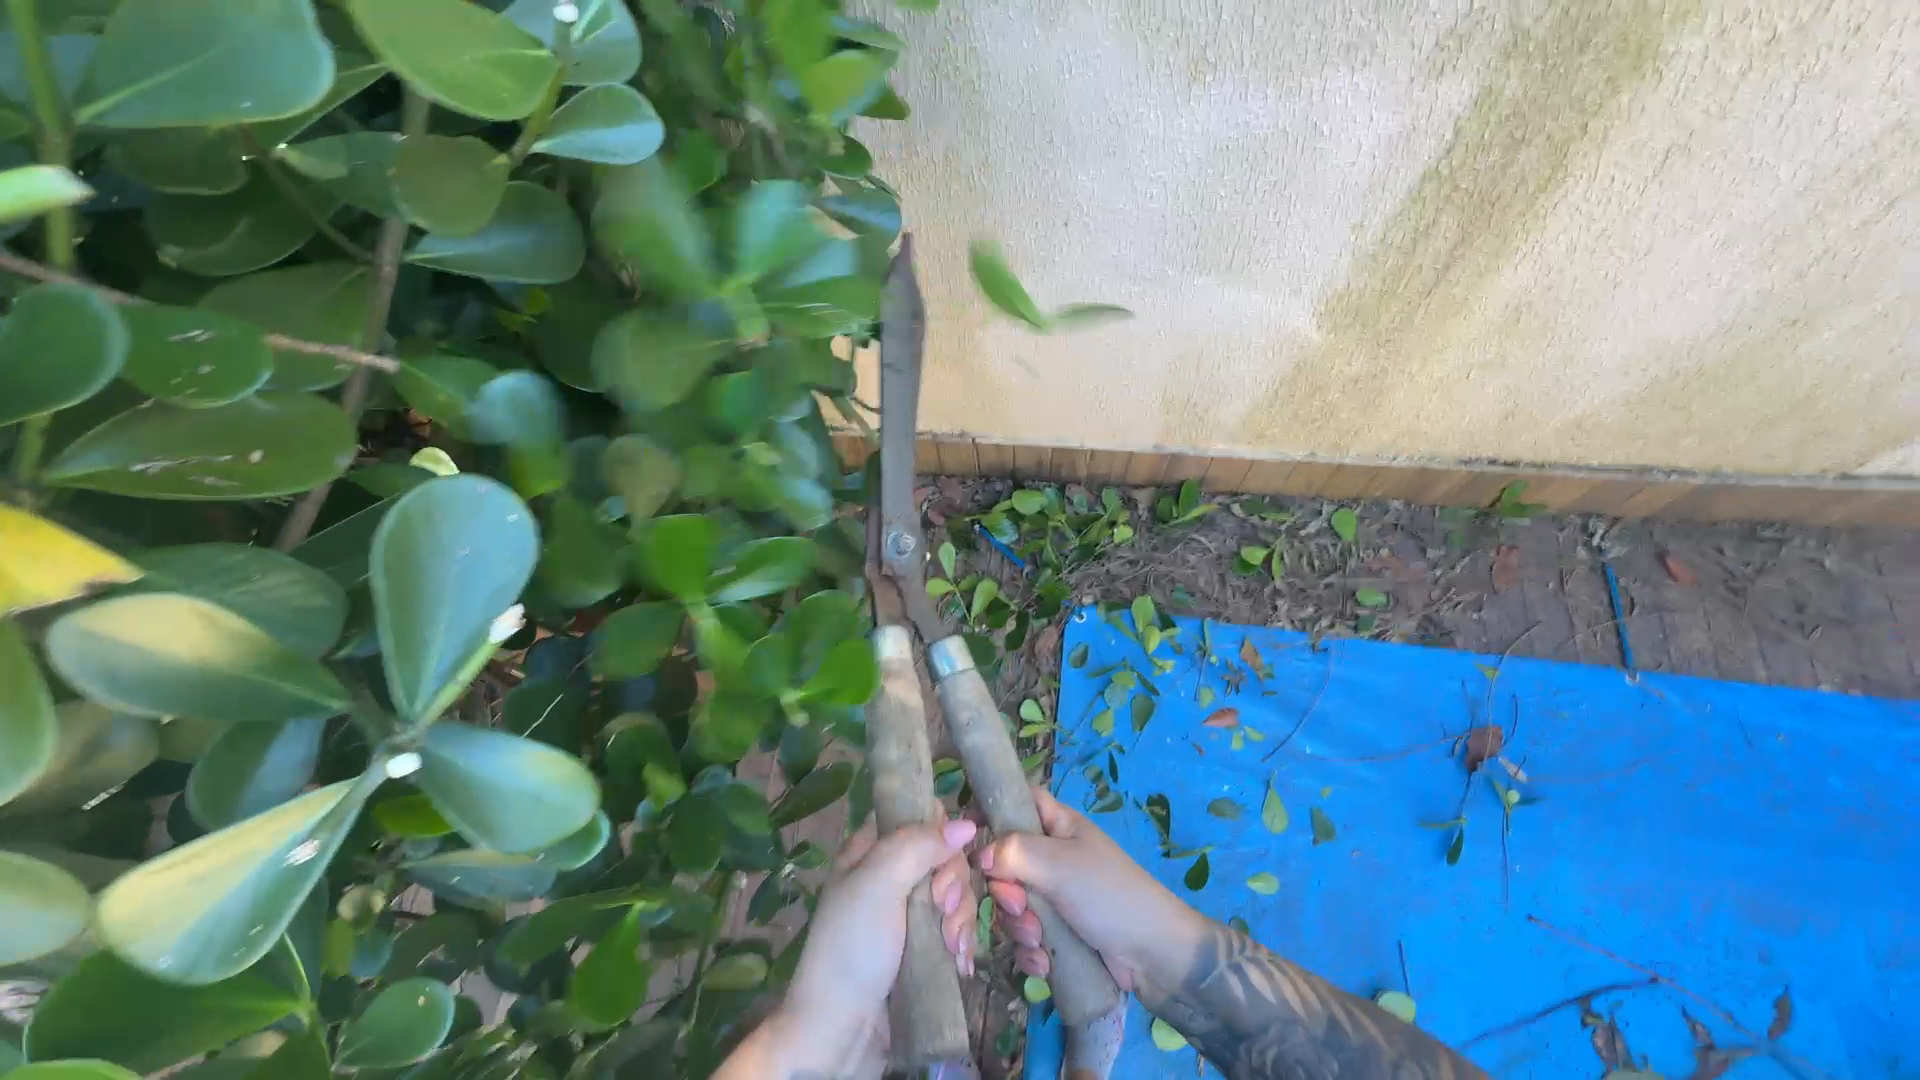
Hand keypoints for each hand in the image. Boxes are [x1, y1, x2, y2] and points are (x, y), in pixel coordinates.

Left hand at [755, 816, 977, 1077]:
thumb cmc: (851, 948)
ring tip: (952, 947)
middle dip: (953, 883)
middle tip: (941, 912)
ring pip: (955, 892)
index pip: (917, 816)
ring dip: (961, 918)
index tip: (941, 860)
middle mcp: (891, 875)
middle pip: (944, 855)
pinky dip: (963, 941)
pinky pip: (957, 927)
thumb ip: (918, 846)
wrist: (841, 1032)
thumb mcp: (877, 885)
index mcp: (871, 850)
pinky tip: (959, 961)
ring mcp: (908, 913)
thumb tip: (967, 823)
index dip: (939, 831)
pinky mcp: (924, 945)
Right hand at [976, 786, 1205, 991]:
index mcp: (1057, 825)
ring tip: (1039, 940)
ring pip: (1012, 904)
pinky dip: (1030, 950)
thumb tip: (977, 855)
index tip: (967, 832)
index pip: (1017, 800)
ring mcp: (1054, 895)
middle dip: (1005, 891)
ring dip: (1018, 926)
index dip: (991, 808)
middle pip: (1004, 861)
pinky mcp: (1057, 931)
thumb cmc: (1108, 893)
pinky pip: (1025, 935)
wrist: (1153, 954)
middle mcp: (1052, 856)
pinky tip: (1043, 962)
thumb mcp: (1059, 865)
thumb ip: (1014, 852)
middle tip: (1020, 906)